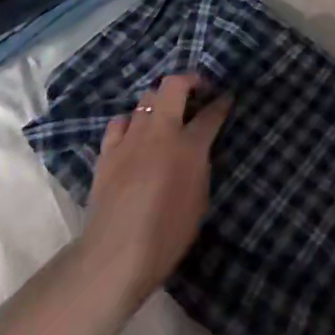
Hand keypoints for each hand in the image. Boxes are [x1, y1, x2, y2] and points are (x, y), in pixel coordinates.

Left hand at [80, 73, 231, 299]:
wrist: (117, 253)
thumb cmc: (169, 233)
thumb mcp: (200, 198)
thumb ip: (200, 164)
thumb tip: (199, 149)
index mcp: (189, 145)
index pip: (210, 113)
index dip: (222, 103)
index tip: (227, 97)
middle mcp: (159, 131)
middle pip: (172, 86)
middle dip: (189, 81)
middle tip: (198, 90)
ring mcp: (130, 138)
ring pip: (145, 99)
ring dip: (160, 100)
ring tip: (167, 113)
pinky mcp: (107, 152)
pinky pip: (120, 123)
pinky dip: (132, 121)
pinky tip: (135, 133)